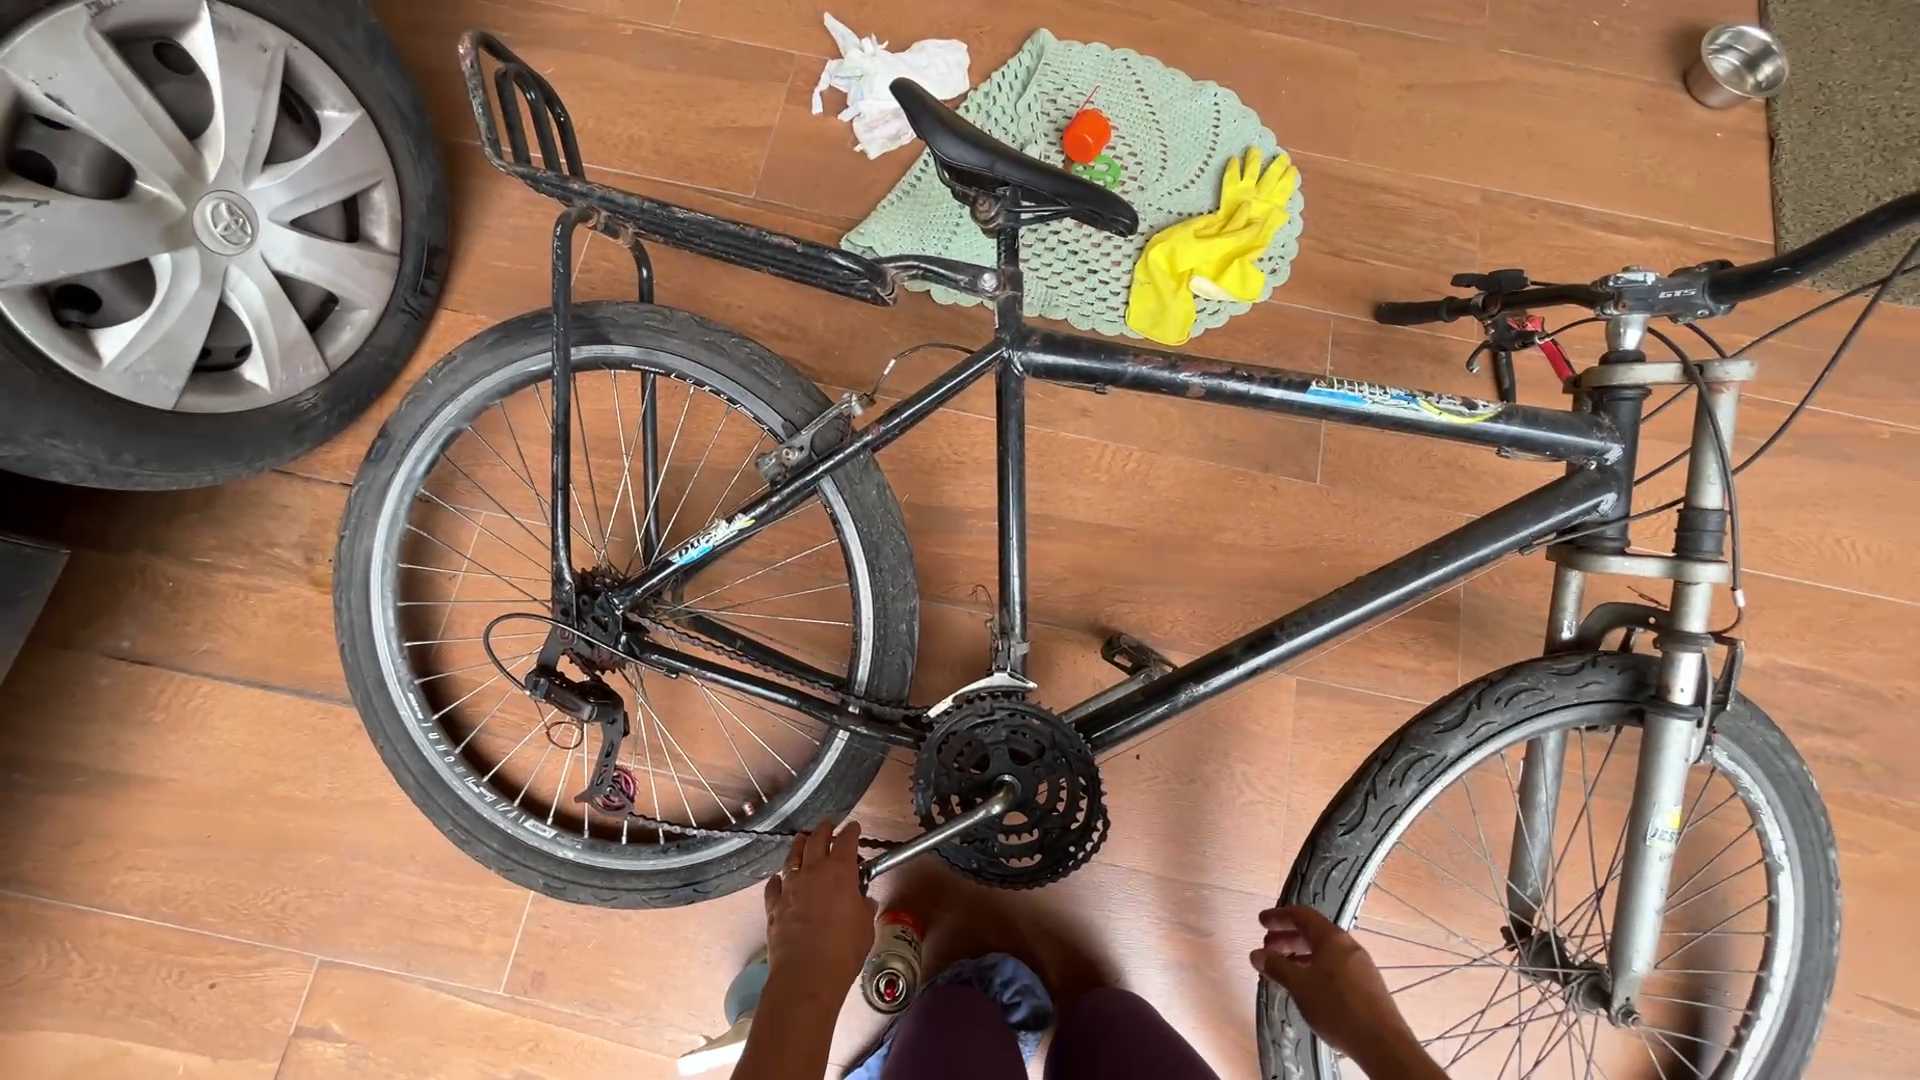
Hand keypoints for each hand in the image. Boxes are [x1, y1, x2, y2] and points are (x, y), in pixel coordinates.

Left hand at [763, 819, 877, 998]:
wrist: (806, 975)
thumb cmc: (844, 950)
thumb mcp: (866, 927)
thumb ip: (864, 908)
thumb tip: (863, 902)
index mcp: (840, 872)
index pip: (846, 841)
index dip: (851, 832)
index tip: (853, 827)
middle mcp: (813, 872)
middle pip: (816, 840)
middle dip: (824, 829)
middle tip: (828, 824)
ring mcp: (790, 888)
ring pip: (793, 857)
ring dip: (799, 845)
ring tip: (802, 839)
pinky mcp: (774, 907)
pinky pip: (774, 886)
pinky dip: (777, 880)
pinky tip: (778, 879)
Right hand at [1250, 906, 1444, 1079]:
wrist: (1384, 1045)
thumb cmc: (1337, 1007)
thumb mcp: (1299, 985)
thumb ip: (1276, 966)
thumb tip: (1256, 954)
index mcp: (1331, 938)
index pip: (1301, 915)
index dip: (1278, 916)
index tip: (1261, 922)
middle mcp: (1348, 946)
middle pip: (1313, 932)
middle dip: (1287, 937)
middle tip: (1268, 948)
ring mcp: (1361, 967)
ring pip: (1324, 952)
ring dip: (1300, 955)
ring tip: (1284, 969)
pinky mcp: (1367, 987)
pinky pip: (1335, 967)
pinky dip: (1315, 968)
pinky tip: (1308, 987)